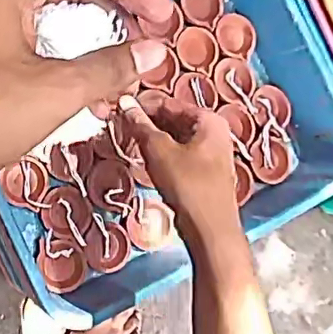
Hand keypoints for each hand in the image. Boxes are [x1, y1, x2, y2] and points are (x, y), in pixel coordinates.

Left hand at [0, 0, 175, 198]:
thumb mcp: (53, 90)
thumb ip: (109, 65)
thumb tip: (147, 52)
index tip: (159, 18)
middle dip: (115, 14)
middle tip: (147, 45)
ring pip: (52, 15)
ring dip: (91, 43)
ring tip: (121, 77)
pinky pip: (30, 41)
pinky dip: (62, 60)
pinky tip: (85, 93)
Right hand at [119, 94, 240, 236]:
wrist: (210, 230)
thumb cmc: (188, 185)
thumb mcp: (159, 151)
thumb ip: (141, 125)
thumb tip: (125, 103)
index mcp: (209, 120)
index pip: (168, 103)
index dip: (141, 106)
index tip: (117, 109)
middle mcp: (215, 132)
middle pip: (173, 119)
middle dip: (146, 123)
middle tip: (118, 126)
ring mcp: (211, 153)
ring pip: (174, 137)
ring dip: (151, 139)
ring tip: (126, 141)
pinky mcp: (204, 172)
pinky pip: (178, 154)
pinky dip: (160, 154)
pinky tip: (142, 159)